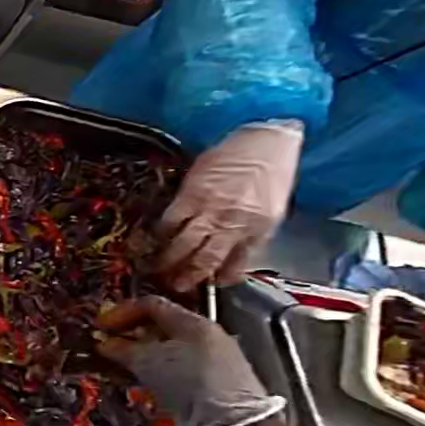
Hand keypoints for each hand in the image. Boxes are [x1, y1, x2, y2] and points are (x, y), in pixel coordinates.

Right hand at [97, 295, 285, 425]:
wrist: (233, 424)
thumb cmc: (188, 382)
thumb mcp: (147, 362)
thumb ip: (122, 348)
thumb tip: (104, 343)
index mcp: (192, 322)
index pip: (150, 304)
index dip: (120, 312)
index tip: (100, 326)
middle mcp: (206, 334)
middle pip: (160, 324)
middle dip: (131, 332)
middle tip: (109, 343)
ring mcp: (215, 356)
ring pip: (170, 345)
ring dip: (142, 351)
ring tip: (124, 363)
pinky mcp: (217, 378)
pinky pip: (180, 363)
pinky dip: (158, 366)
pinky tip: (148, 378)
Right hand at [155, 121, 302, 290]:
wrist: (265, 140)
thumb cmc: (271, 173)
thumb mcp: (271, 209)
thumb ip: (250, 232)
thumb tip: (228, 253)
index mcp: (258, 230)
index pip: (236, 264)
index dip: (220, 278)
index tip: (207, 285)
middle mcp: (234, 224)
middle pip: (205, 260)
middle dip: (187, 276)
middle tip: (173, 285)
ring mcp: (211, 210)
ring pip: (184, 245)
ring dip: (168, 259)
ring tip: (156, 268)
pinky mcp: (190, 195)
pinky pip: (170, 222)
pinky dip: (160, 233)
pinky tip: (153, 238)